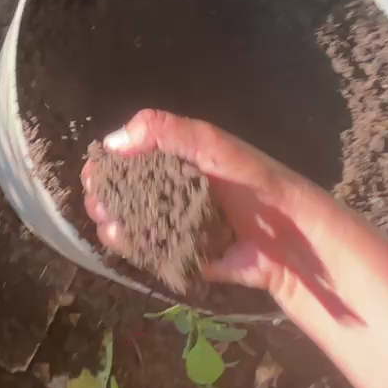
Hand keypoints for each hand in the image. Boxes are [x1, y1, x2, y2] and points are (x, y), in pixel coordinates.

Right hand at [81, 109, 340, 302]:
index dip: (110, 162)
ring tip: (106, 223)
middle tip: (96, 200)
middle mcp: (176, 190)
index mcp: (179, 159)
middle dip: (105, 195)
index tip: (95, 170)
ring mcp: (180, 224)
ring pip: (135, 222)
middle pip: (127, 191)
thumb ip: (164, 131)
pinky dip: (134, 248)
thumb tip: (112, 142)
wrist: (293, 239)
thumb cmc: (253, 181)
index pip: (133, 156)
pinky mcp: (187, 255)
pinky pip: (154, 252)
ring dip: (113, 222)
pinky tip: (123, 243)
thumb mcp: (211, 144)